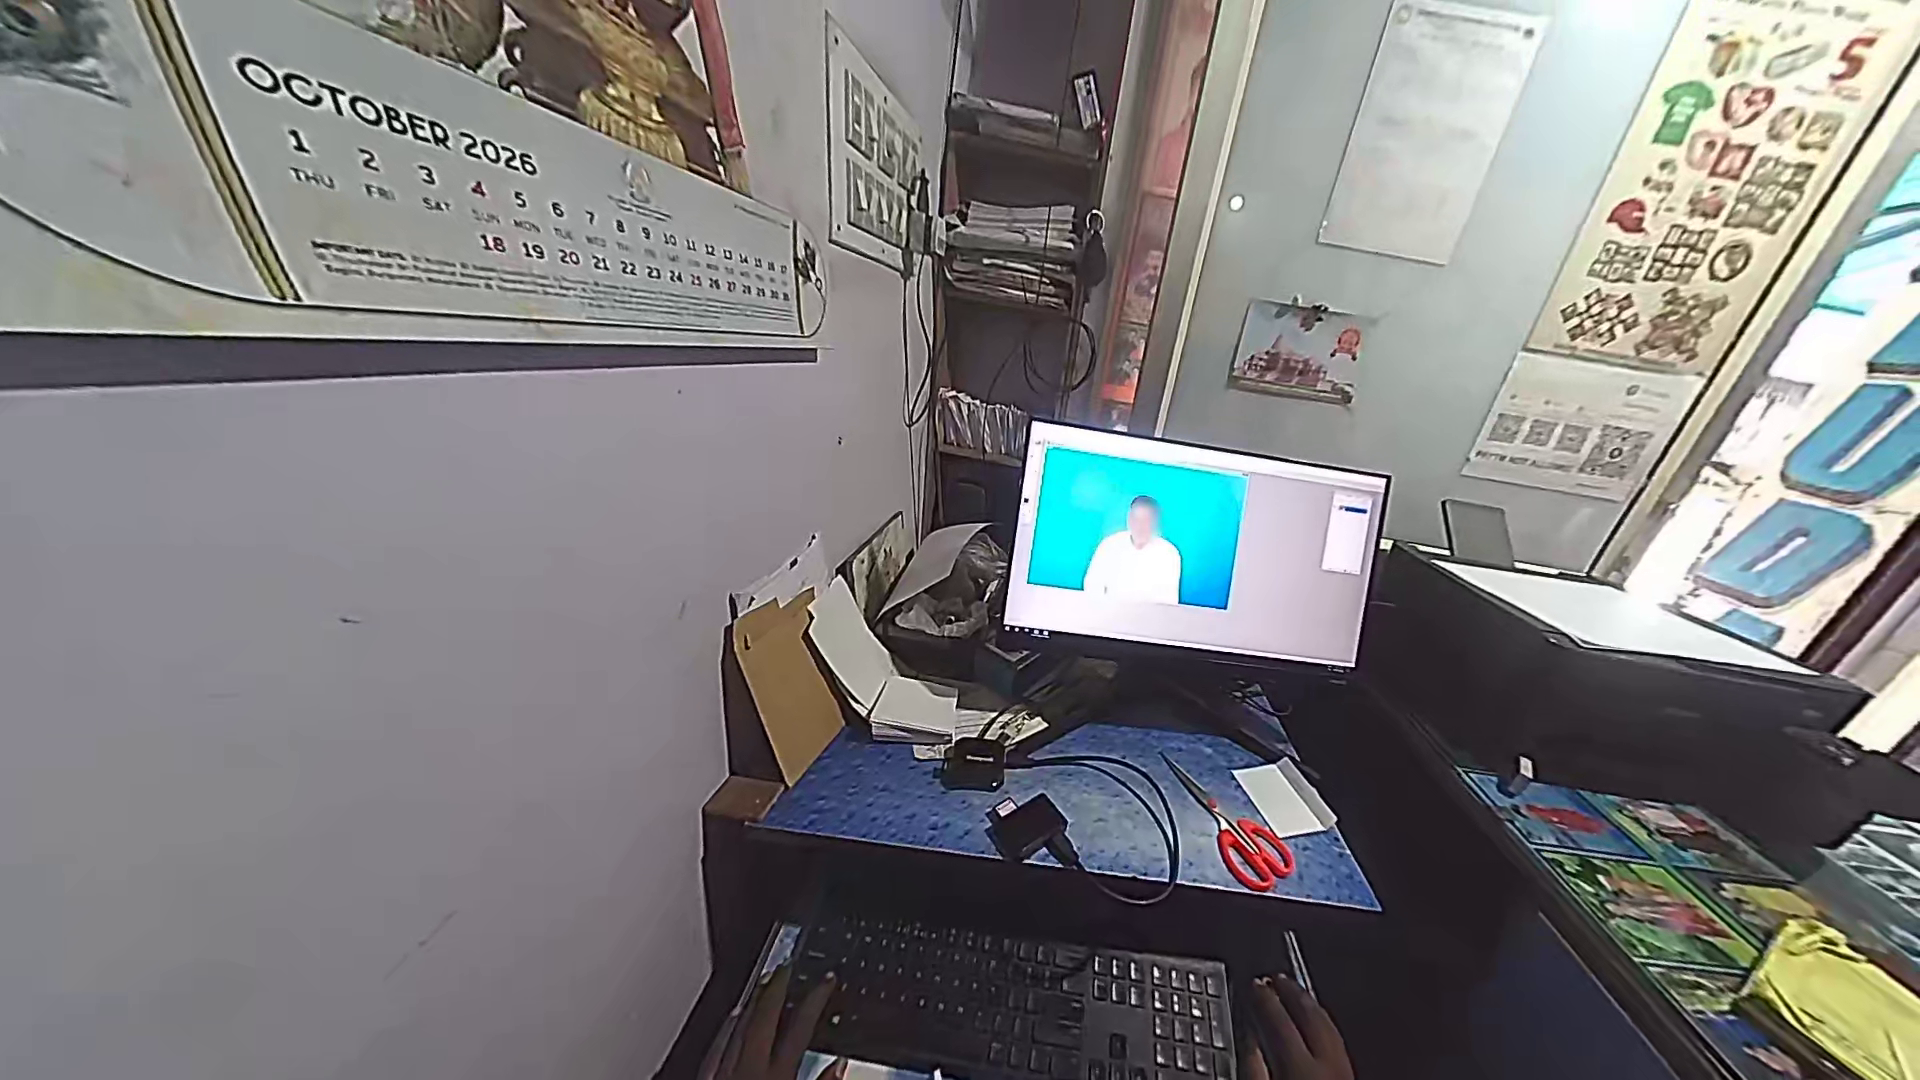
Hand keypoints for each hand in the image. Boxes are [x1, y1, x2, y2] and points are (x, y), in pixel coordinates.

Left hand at [702, 964, 836, 1079]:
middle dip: (778, 984)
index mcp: (777, 1075)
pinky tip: (733, 1013)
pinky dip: (727, 1025)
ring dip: (755, 998)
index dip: (816, 997)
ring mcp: (724, 1072)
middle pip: (766, 1014)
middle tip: (788, 963)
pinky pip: (715, 1046)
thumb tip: (837, 1066)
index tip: (827, 978)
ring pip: (740, 1024)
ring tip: (765, 978)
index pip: (801, 1025)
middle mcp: (750, 1068)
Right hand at [1240, 974, 1353, 1079]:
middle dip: (1290, 991)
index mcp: (1301, 1068)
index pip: (1278, 1018)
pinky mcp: (1354, 1078)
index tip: (1253, 983)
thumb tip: (1247, 1036)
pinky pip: (1338, 1041)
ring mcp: (1346, 1073)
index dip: (1263, 996)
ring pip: (1329, 1025)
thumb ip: (1254, 1065)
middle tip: (1274, 976)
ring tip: (1294, 992)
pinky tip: (1315, 1023)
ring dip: (1310, 1004)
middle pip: (1309, 1015)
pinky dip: (1323, 1024)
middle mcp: (1329, 1066)